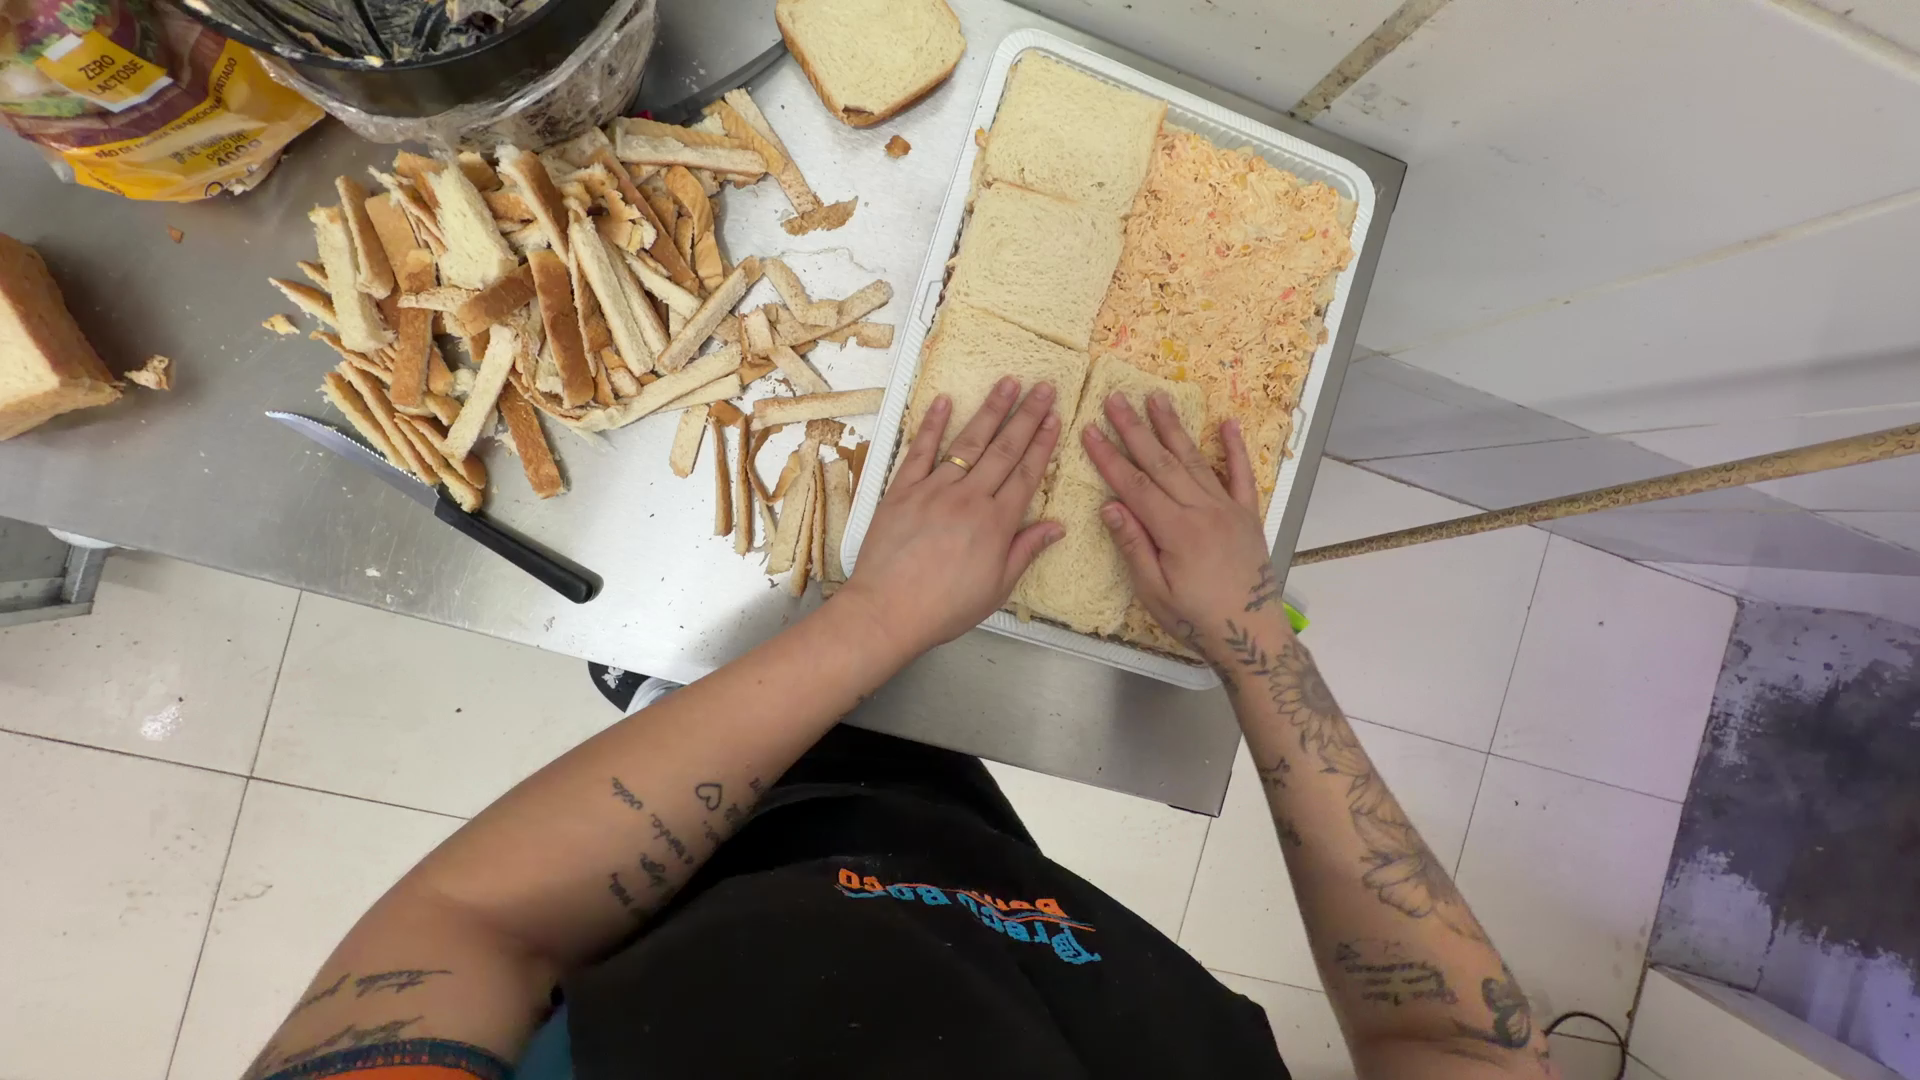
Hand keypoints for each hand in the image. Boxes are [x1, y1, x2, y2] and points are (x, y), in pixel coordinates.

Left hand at [838, 377, 1063, 655]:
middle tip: (1043, 387)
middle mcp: (969, 499)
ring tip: (1007, 383)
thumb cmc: (944, 608)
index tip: (1054, 418)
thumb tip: (1056, 527)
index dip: (1042, 444)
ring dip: (990, 410)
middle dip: (1026, 416)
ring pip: (968, 443)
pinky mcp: (902, 491)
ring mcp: (934, 490)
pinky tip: (944, 401)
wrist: (887, 611)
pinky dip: (932, 425)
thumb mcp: (997, 588)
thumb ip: (1025, 551)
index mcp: (996, 524)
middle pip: (1004, 450)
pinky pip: (920, 451)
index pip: (1026, 474)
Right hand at [1081, 391, 1288, 657]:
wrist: (1252, 635)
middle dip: (1135, 428)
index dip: (1109, 456)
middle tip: (1116, 398)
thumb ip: (1133, 545)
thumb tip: (1109, 506)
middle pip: (1161, 462)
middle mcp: (1202, 510)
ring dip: (1173, 428)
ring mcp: (1227, 509)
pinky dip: (1234, 448)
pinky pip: (1241, 475)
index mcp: (1175, 530)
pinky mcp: (1247, 516)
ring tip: (1156, 398)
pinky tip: (1227, 423)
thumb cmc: (1196, 619)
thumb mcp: (1154, 591)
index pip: (1134, 485)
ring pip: (1194, 460)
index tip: (1090, 430)